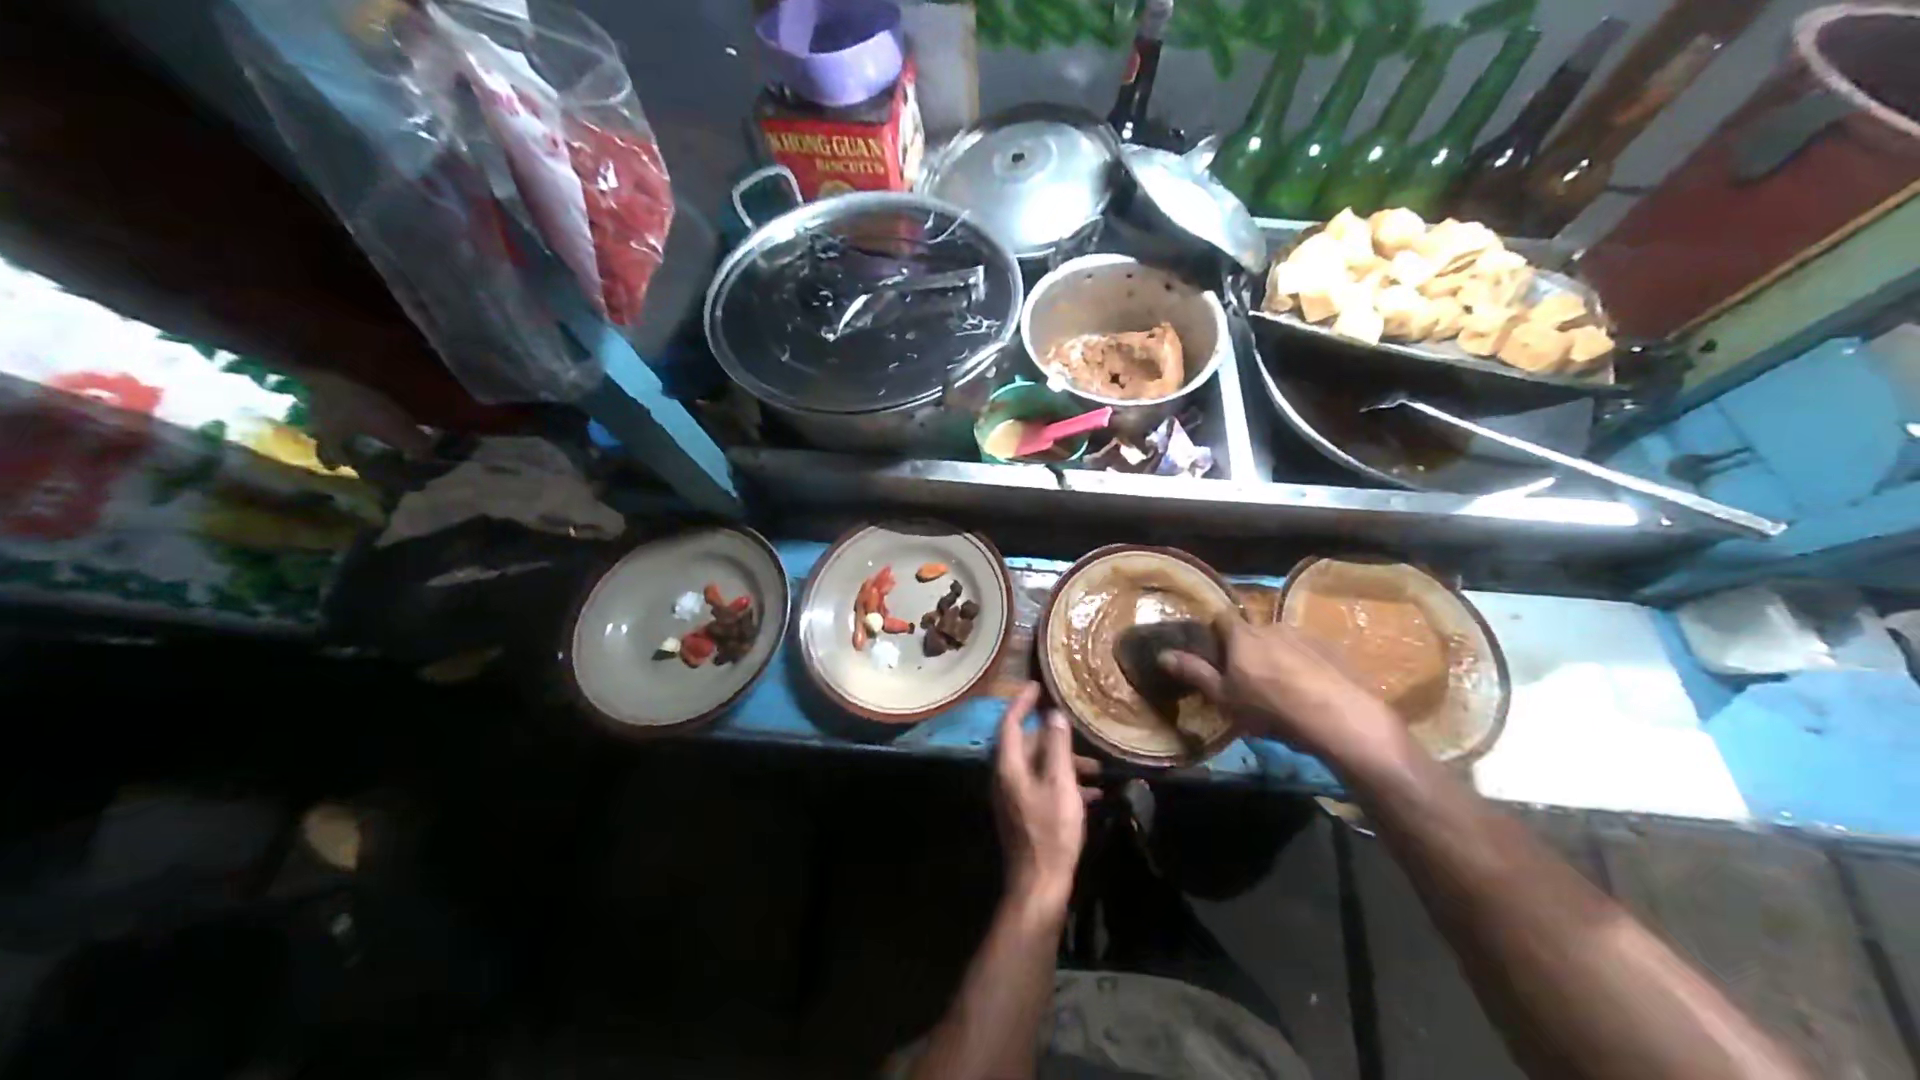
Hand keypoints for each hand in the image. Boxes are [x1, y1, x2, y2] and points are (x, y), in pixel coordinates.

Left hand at [992, 683, 1099, 910]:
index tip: (1037, 685)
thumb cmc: (1051, 831)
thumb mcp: (1060, 784)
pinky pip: (1043, 787)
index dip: (1022, 702)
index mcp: (1008, 767)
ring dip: (1065, 763)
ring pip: (1038, 767)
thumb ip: (1057, 747)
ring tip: (1097, 768)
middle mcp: (1005, 778)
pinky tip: (1093, 795)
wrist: (1039, 885)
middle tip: (1079, 730)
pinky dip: (1064, 784)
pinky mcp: (1024, 814)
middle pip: (1026, 745)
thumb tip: (1053, 715)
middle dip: (1054, 737)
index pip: (1010, 723)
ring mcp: (1013, 798)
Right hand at [1159, 615, 1411, 775]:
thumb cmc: (1270, 708)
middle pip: (1253, 632)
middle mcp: (1272, 627)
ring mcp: (1306, 636)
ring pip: (1282, 643)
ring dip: (1278, 658)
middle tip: (1249, 680)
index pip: (1222, 618)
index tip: (1215, 651)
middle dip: (1249, 650)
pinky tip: (1310, 691)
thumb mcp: (1224, 697)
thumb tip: (1162, 654)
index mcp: (1242, 636)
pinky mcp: (1333, 650)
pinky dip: (1305, 665)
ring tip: (1283, 689)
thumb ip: (1194, 673)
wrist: (1339, 717)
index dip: (1216, 631)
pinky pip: (1310, 653)